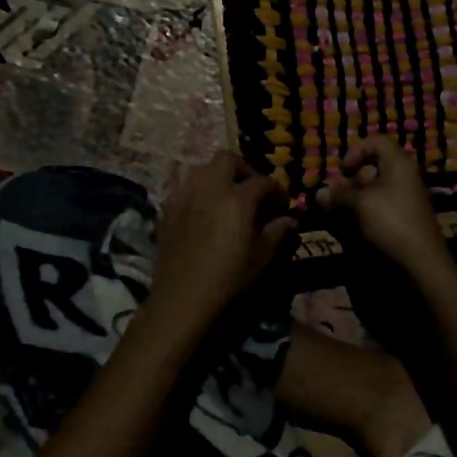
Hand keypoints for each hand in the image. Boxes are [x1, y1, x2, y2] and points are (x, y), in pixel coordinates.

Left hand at [150, 153, 296, 321]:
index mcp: (238, 198)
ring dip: (218, 178)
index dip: (277, 191)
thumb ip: (277, 232)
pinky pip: (185, 188)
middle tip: (252, 192)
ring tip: (227, 200)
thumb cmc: (229, 277)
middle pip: (227, 159)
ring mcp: (184, 196)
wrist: (182, 297)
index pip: (264, 181)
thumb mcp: (262, 256)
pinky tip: (204, 214)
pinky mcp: (167, 210)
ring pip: (202, 169)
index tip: (282, 206)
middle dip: (244, 170)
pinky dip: (199, 193)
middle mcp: (210, 188)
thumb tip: (289, 220)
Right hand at [316, 137, 451, 277]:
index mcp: (399, 164)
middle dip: (351, 180)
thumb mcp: (360, 205)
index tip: (343, 171)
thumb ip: (339, 195)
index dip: (356, 151)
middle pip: (373, 166)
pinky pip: (381, 206)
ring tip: (338, 213)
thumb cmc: (391, 223)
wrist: (422, 262)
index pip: (377, 141)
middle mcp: (404, 176)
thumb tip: (320, 192)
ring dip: (354, 199)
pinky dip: (365, 212)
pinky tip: (353, 225)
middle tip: (336, 197)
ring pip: (375, 189)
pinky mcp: (404, 217)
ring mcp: (405, 198)